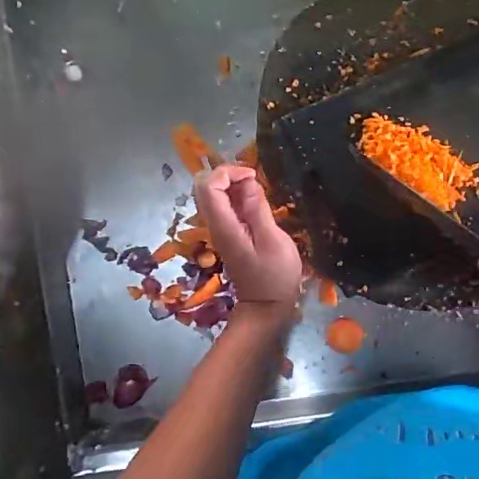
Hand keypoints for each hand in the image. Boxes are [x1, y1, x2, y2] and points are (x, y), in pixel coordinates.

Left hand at [196, 165, 303, 303]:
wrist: (265, 306)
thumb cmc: (275, 276)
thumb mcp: (273, 241)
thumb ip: (258, 210)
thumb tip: (248, 182)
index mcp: (224, 226)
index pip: (209, 187)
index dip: (228, 172)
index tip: (253, 175)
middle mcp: (215, 225)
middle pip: (203, 186)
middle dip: (226, 174)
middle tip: (252, 179)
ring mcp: (218, 229)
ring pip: (211, 194)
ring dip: (230, 184)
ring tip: (255, 188)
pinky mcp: (227, 232)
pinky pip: (221, 205)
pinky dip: (234, 195)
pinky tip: (253, 201)